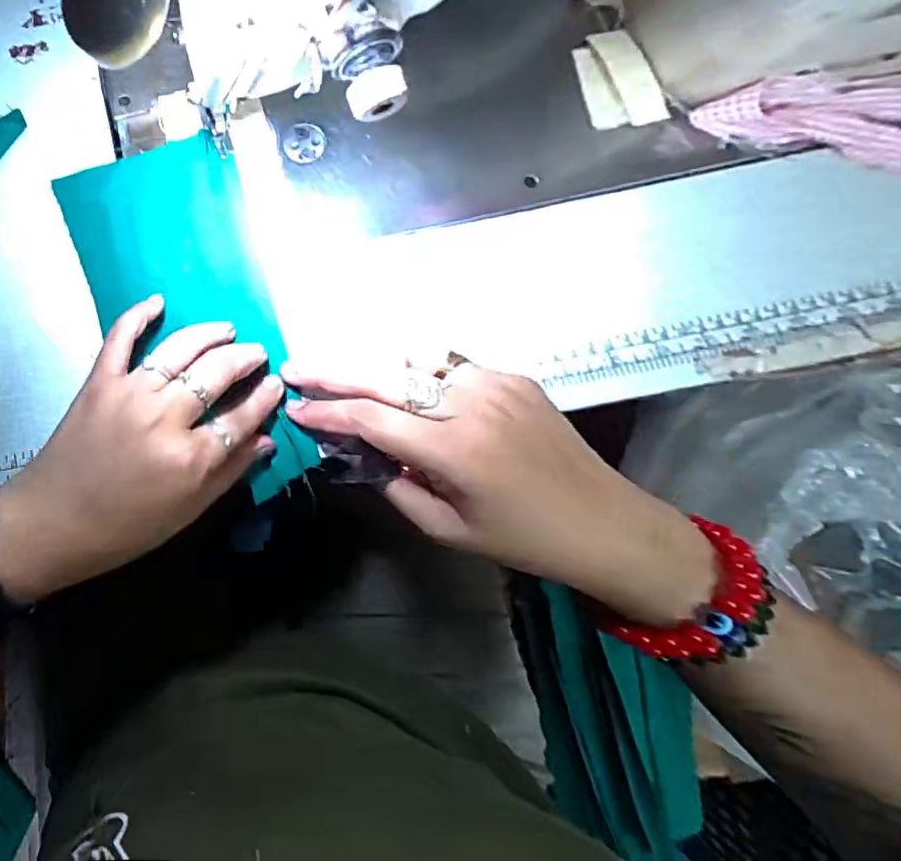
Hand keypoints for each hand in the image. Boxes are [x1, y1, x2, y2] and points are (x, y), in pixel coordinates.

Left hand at [0, 294, 282, 602]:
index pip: (242, 417)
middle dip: (245, 359)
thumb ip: (230, 473)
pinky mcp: (99, 382)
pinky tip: (158, 301)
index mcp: (190, 458)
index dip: (264, 398)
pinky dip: (138, 315)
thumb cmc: (125, 527)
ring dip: (209, 334)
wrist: (52, 523)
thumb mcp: (187, 511)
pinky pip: (120, 339)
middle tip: (257, 352)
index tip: (276, 384)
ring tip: (227, 329)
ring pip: (180, 350)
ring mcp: (130, 394)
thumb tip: (267, 439)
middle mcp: (164, 418)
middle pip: (217, 374)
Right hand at [282, 360, 714, 625]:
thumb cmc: (521, 538)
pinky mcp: (513, 375)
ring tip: (342, 372)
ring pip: (416, 361)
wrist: (604, 521)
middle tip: (297, 367)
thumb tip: (358, 452)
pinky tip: (403, 383)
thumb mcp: (446, 528)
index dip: (327, 412)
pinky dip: (418, 372)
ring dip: (375, 366)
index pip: (371, 419)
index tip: (296, 409)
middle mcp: (471, 403)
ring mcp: (495, 382)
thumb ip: (394, 485)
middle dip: (334, 371)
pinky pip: (450, 366)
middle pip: (385, 375)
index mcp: (453, 450)